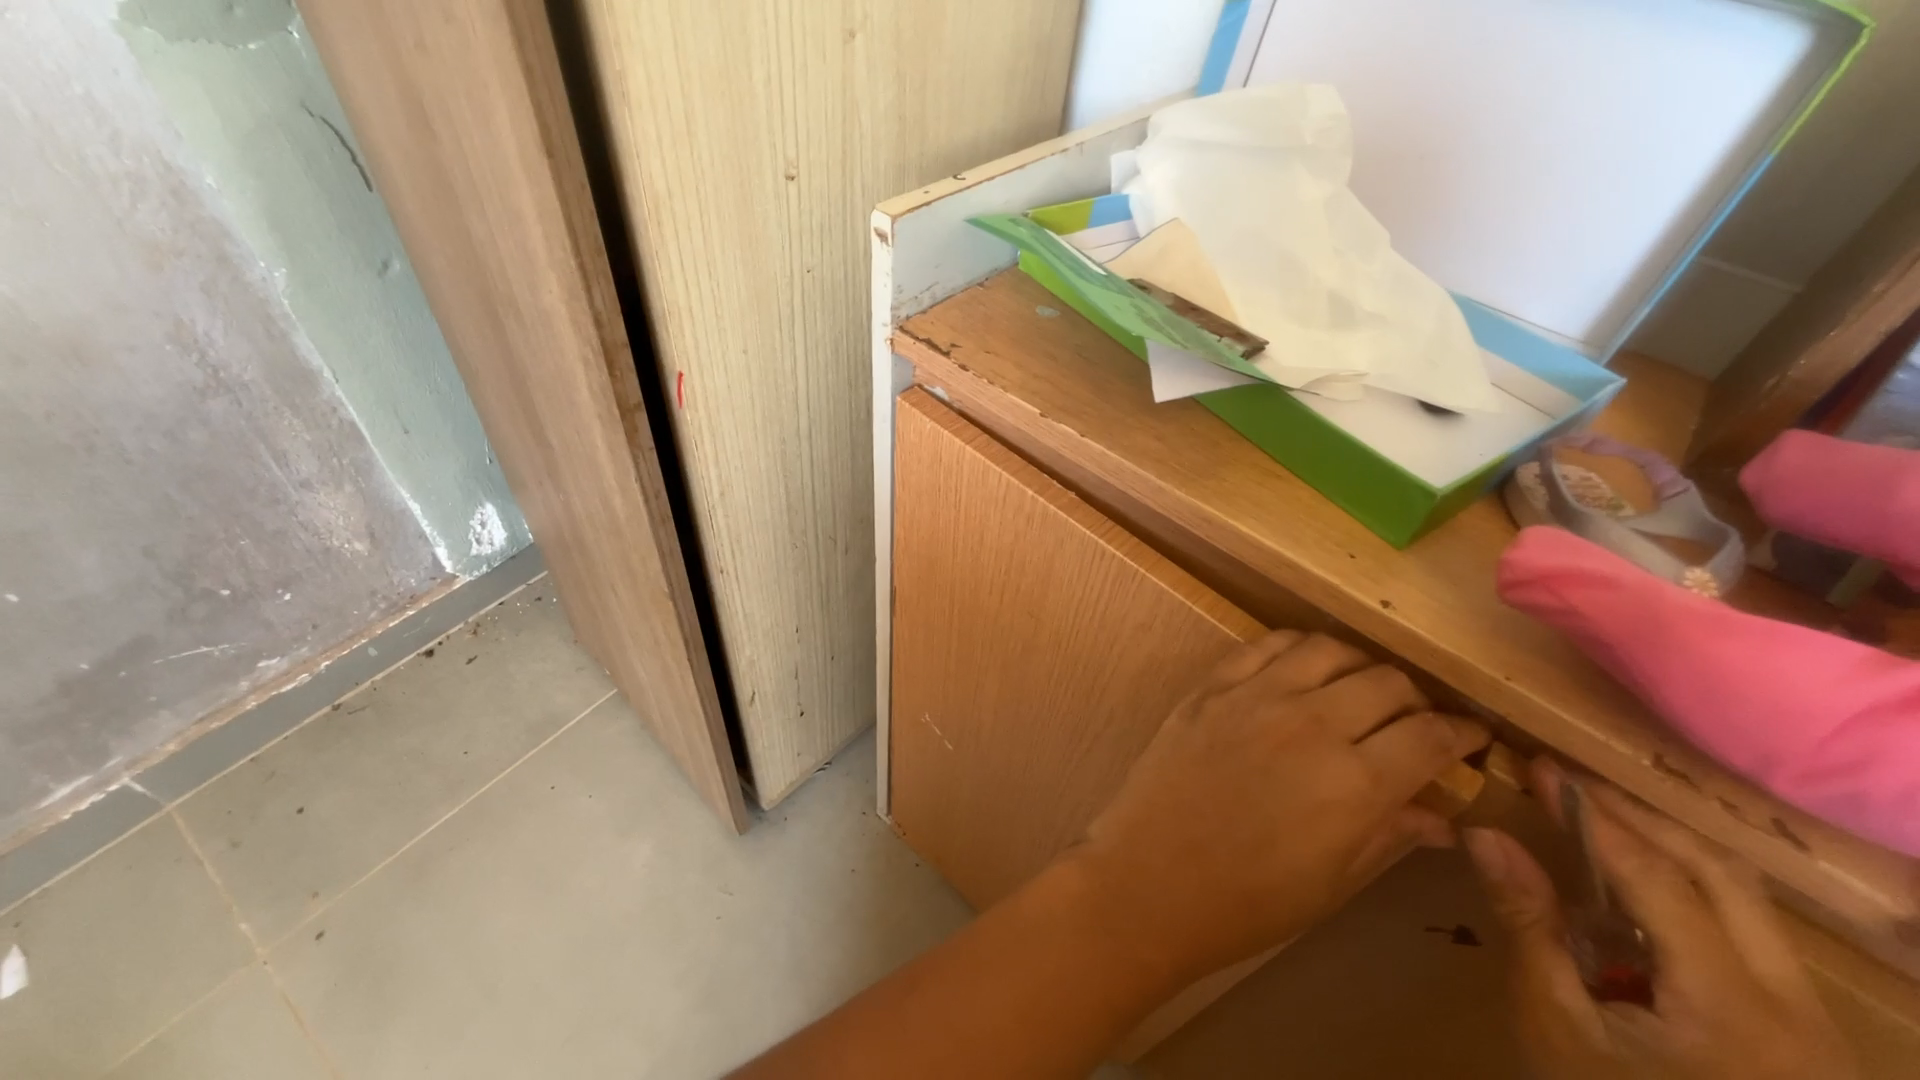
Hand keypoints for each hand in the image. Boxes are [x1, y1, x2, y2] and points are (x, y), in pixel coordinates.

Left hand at [1071, 630, 1488, 983]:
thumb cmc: (1246, 902)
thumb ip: (1391, 834)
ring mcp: (1255, 697)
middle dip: (1415, 702)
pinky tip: (1303, 668)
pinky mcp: (1211, 687)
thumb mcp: (1333, 881)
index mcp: (1354, 782)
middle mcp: (1311, 724)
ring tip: (1359, 692)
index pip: (1432, 736)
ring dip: (1359, 667)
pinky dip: (1298, 649)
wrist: (1147, 882)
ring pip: (1331, 650)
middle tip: (1411, 724)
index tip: (1472, 739)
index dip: (1463, 734)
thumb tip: (1442, 817)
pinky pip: (1267, 645)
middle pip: (1389, 682)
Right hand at [1466, 761, 1856, 1079]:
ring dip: (1669, 849)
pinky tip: (1635, 891)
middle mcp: (1794, 1001)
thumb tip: (1484, 835)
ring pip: (1746, 898)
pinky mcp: (1803, 1028)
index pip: (1659, 877)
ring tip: (1597, 822)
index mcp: (1731, 1004)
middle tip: (1569, 786)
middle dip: (1640, 818)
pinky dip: (1688, 892)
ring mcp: (1812, 1017)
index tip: (1542, 769)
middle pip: (1722, 873)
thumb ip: (1528, 925)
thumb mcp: (1555, 1024)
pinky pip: (1749, 931)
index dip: (1595, 817)